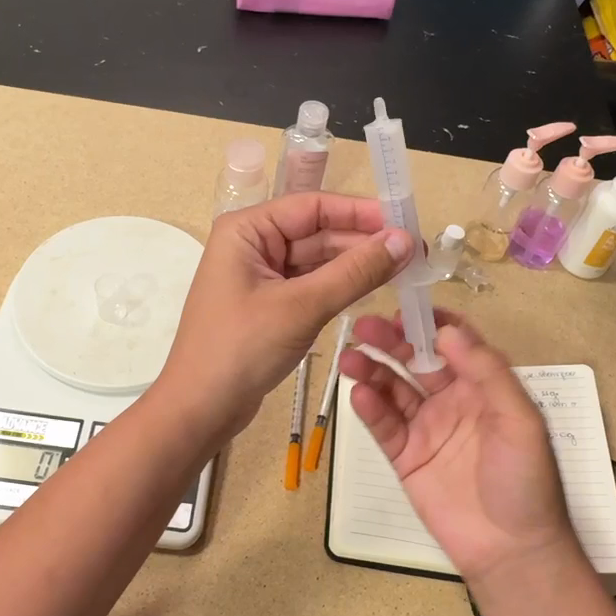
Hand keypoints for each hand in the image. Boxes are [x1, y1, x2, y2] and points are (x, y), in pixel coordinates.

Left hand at [155, 192, 411, 440]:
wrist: (199, 409)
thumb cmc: (241, 349)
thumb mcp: (302, 307)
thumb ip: (355, 272)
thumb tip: (404, 240)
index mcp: (247, 230)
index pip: (313, 206)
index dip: (361, 212)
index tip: (405, 221)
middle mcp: (253, 244)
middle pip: (318, 232)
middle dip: (364, 241)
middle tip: (416, 252)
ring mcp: (261, 275)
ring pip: (318, 260)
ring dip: (357, 264)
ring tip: (406, 269)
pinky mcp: (270, 303)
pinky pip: (312, 284)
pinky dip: (341, 286)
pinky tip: (375, 287)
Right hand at [340, 314, 580, 586]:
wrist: (512, 551)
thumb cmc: (526, 480)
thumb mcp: (520, 419)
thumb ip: (486, 371)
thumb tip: (448, 329)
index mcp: (483, 386)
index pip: (453, 342)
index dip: (429, 322)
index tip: (404, 309)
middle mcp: (452, 400)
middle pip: (415, 359)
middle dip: (391, 341)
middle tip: (363, 327)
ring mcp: (426, 428)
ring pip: (393, 389)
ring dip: (372, 369)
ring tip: (350, 357)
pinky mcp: (405, 457)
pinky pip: (384, 426)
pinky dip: (369, 409)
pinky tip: (359, 395)